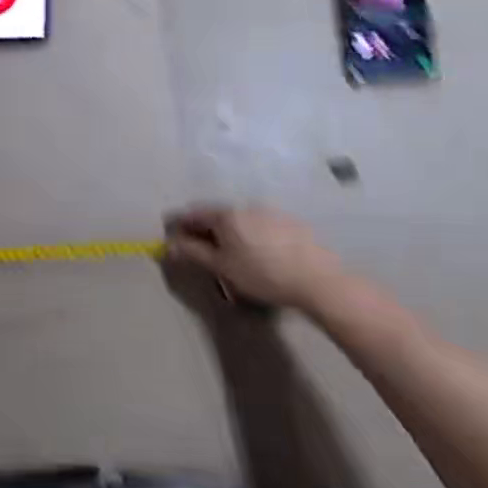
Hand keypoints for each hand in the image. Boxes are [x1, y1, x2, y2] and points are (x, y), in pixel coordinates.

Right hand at [164, 204, 356, 312]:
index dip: (178, 224)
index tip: (171, 237)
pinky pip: (259, 225)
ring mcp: (271, 213)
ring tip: (228, 253)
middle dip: (203, 229)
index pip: (192, 213)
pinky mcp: (291, 223)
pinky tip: (257, 253)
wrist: (319, 281)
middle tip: (198, 249)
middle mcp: (246, 206)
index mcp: (226, 215)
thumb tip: (168, 245)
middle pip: (216, 214)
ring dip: (227, 232)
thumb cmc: (262, 274)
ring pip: (239, 219)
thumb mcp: (222, 267)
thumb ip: (193, 253)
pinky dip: (249, 234)